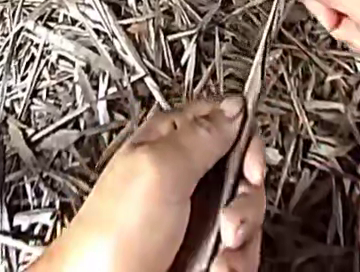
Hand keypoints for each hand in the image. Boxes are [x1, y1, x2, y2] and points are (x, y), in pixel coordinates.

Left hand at [33, 98, 265, 271]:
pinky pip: (238, 255)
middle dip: (245, 199)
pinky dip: (233, 266)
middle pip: (242, 172)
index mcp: (171, 141)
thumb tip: (235, 104)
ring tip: (219, 255)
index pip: (224, 119)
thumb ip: (201, 134)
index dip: (244, 138)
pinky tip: (214, 270)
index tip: (249, 162)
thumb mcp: (159, 169)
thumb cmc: (110, 236)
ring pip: (246, 217)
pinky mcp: (201, 256)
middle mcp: (185, 177)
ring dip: (240, 241)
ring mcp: (194, 220)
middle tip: (228, 220)